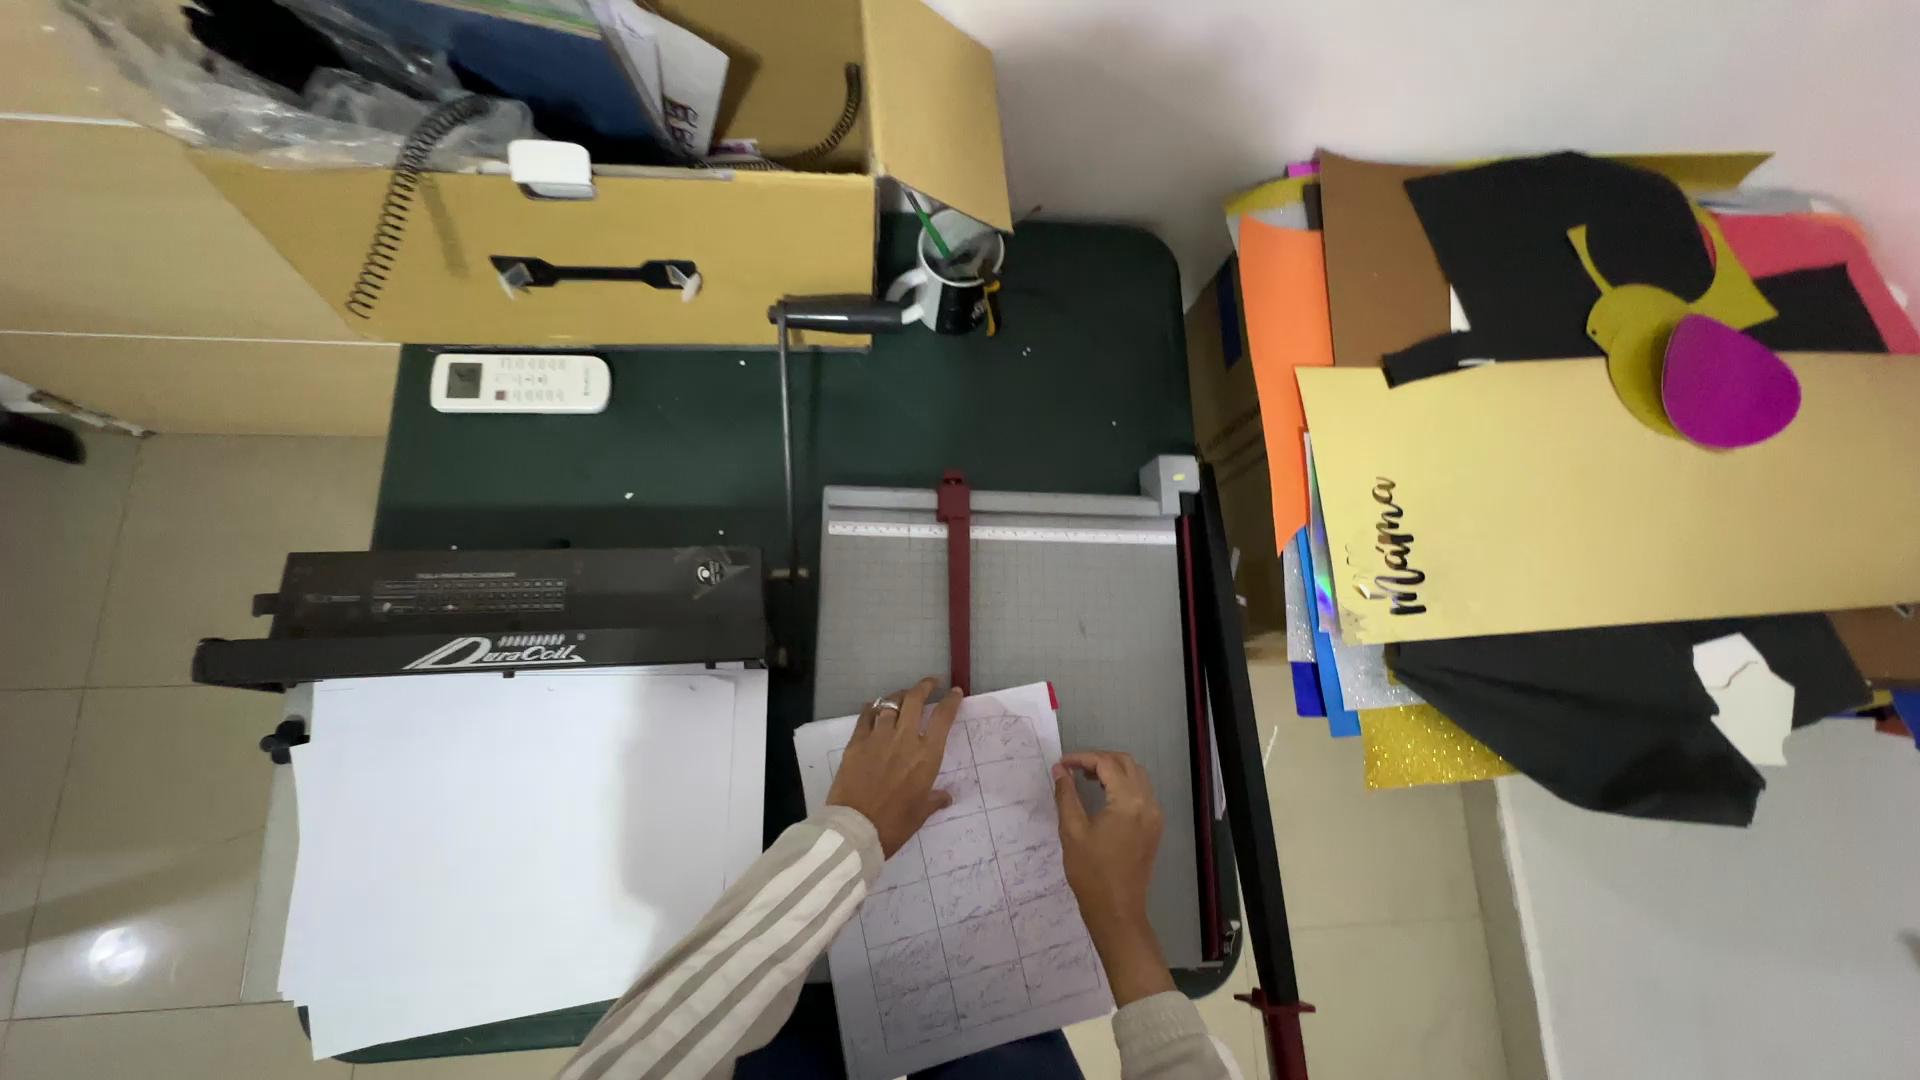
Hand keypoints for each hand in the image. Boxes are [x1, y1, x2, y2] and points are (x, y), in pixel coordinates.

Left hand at [827, 677, 961, 856]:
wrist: (856, 828)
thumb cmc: (894, 824)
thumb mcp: (920, 813)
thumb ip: (934, 800)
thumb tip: (946, 797)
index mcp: (926, 755)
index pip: (943, 717)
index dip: (950, 701)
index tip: (954, 692)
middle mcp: (905, 739)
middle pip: (915, 700)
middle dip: (925, 686)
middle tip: (930, 683)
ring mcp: (878, 737)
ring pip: (890, 703)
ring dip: (900, 696)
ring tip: (903, 696)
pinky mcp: (857, 741)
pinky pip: (866, 715)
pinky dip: (873, 707)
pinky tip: (875, 707)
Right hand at [1054, 750, 1174, 1004]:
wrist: (1117, 911)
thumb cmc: (1091, 872)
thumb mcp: (1072, 830)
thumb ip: (1066, 794)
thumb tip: (1060, 770)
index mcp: (1128, 802)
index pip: (1107, 764)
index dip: (1082, 758)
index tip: (1061, 765)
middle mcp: (1148, 803)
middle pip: (1126, 763)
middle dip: (1099, 760)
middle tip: (1073, 769)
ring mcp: (1154, 815)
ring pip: (1136, 775)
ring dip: (1112, 770)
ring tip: (1086, 778)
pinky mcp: (1154, 827)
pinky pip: (1141, 792)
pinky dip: (1123, 784)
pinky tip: (1103, 795)